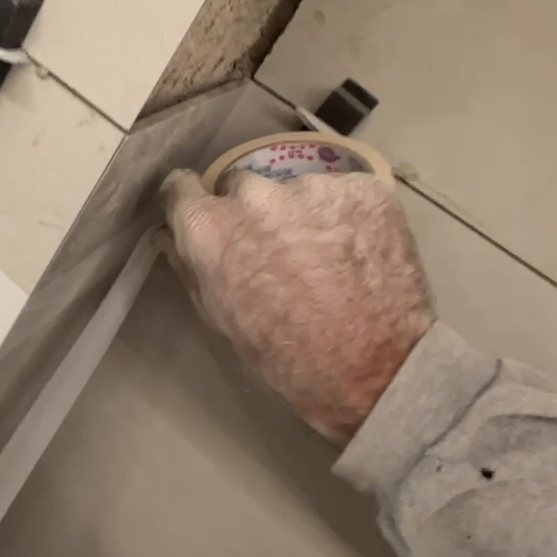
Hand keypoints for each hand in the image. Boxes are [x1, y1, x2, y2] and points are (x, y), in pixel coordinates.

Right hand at [160, 168, 434, 444]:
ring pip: (296, 189)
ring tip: (328, 255)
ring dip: (303, 213)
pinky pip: (342, 194)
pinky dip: (345, 215)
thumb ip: (195, 266)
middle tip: (277, 248)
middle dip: (253, 212)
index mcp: (210, 227)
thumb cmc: (286, 356)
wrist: (377, 370)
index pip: (182, 186)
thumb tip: (180, 238)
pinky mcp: (362, 187)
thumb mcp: (220, 316)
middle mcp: (254, 193)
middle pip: (242, 185)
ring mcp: (312, 186)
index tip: (207, 213)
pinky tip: (358, 250)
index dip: (194, 201)